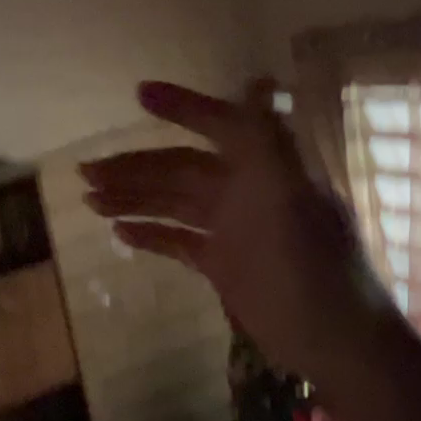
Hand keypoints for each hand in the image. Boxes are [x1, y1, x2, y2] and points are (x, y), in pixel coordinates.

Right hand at [79, 80, 390, 377]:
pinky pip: (179, 241)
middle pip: (181, 168)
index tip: (139, 95)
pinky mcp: (224, 264)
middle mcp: (246, 192)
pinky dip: (150, 234)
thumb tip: (255, 78)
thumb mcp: (288, 199)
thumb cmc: (312, 268)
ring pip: (173, 203)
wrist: (334, 343)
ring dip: (133, 198)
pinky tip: (118, 232)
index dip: (182, 108)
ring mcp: (233, 229)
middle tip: (85, 172)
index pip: (217, 126)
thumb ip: (267, 140)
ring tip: (89, 200)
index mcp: (264, 170)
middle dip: (134, 167)